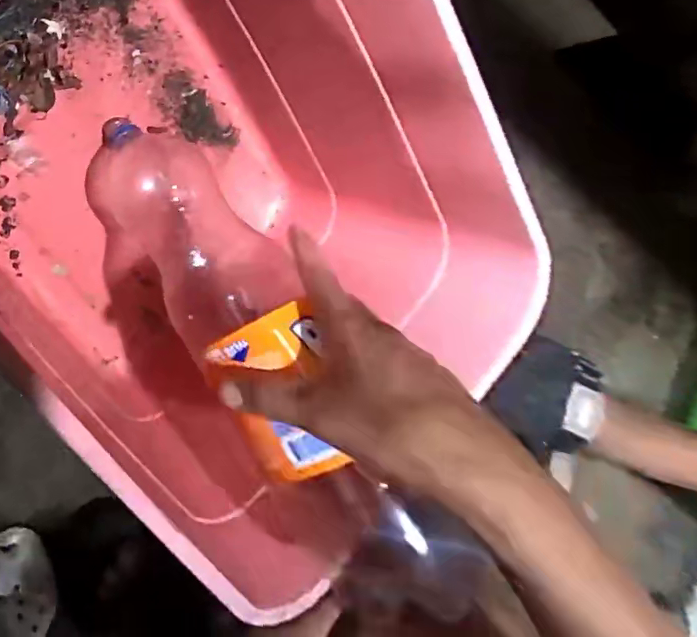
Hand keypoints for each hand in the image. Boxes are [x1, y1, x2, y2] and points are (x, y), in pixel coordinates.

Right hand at [217, 228, 529, 502]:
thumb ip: (270, 399)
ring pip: (369, 338)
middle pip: (345, 309)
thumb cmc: (387, 426)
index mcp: (352, 328)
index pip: (321, 280)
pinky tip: (364, 398)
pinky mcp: (434, 385)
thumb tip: (222, 386)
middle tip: (292, 318)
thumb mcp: (319, 415)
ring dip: (344, 342)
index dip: (306, 254)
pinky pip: (389, 364)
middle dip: (319, 308)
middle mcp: (384, 333)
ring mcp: (414, 358)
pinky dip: (369, 368)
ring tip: (322, 363)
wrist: (474, 468)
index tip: (297, 228)